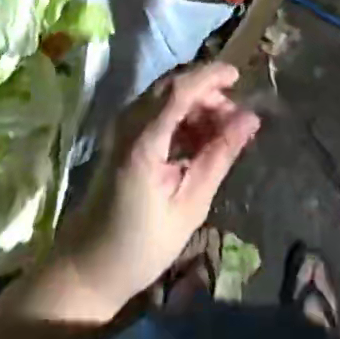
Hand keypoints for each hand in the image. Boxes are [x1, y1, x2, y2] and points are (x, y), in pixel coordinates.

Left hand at [47, 63, 261, 315]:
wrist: (90, 262)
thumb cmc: (142, 244)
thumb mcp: (190, 205)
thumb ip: (219, 157)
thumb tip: (249, 120)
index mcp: (143, 140)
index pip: (178, 90)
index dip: (209, 77)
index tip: (239, 76)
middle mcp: (128, 122)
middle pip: (170, 86)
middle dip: (206, 90)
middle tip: (237, 116)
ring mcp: (121, 125)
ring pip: (163, 94)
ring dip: (195, 102)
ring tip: (224, 129)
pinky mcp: (122, 133)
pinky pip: (155, 108)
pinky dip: (181, 113)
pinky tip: (201, 137)